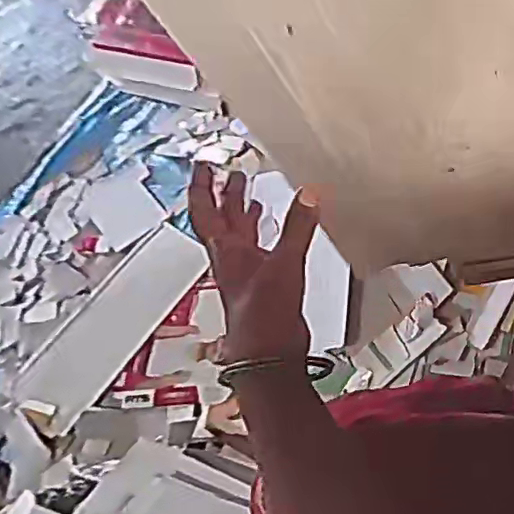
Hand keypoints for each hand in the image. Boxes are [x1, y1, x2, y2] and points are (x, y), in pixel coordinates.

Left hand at [187, 163, 318, 362]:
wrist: (269, 350)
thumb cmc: (263, 314)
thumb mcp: (285, 263)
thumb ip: (297, 228)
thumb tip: (309, 196)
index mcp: (226, 250)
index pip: (206, 209)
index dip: (204, 185)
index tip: (204, 164)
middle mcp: (232, 259)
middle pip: (221, 220)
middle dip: (225, 194)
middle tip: (230, 173)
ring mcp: (247, 271)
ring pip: (239, 235)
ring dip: (243, 214)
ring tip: (252, 196)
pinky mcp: (264, 282)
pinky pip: (260, 250)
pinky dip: (266, 235)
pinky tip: (277, 233)